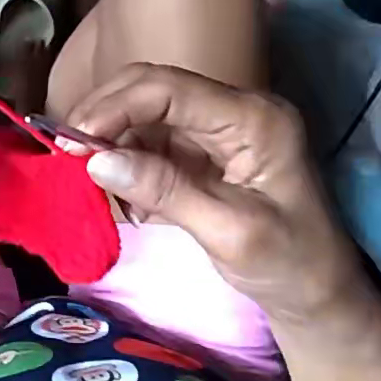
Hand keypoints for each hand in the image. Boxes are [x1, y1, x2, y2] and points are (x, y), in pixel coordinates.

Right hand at [69, 63, 365, 320]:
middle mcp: (232, 111)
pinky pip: (145, 141)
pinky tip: (116, 192)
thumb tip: (94, 161)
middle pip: (150, 89)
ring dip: (107, 141)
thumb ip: (164, 191)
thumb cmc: (287, 263)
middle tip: (66, 154)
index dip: (114, 107)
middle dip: (102, 116)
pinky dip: (121, 162)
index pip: (170, 89)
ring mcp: (213, 130)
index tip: (72, 143)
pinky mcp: (198, 151)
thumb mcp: (229, 232)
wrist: (315, 291)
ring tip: (87, 178)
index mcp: (253, 119)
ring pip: (141, 114)